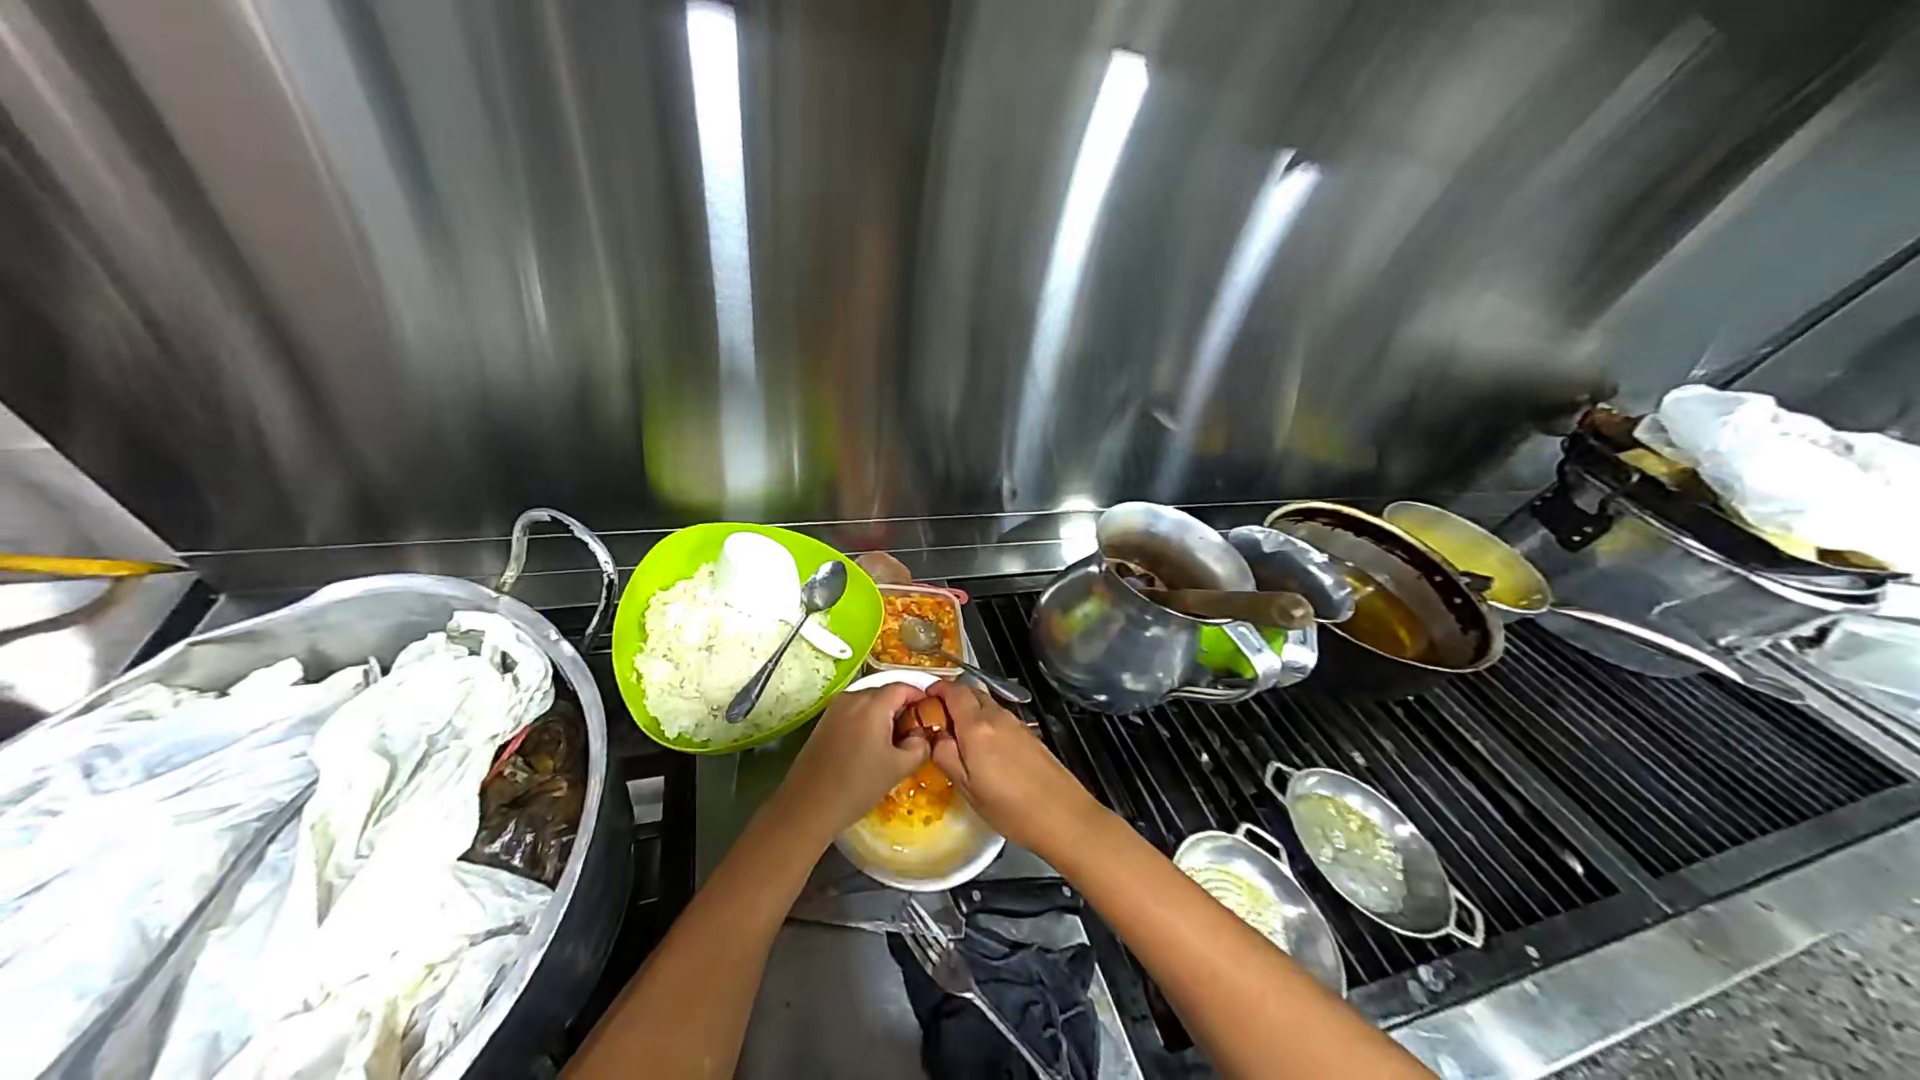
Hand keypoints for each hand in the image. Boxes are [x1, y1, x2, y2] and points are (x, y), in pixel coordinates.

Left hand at [775, 683, 931, 843]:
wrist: (808, 806)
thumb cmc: (858, 785)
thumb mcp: (899, 767)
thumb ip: (920, 745)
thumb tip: (921, 735)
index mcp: (873, 703)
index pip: (904, 687)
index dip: (921, 699)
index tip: (931, 716)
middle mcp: (852, 697)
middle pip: (886, 693)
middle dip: (903, 709)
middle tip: (915, 733)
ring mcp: (835, 708)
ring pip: (869, 704)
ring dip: (885, 716)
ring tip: (894, 743)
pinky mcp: (824, 722)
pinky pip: (854, 713)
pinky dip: (868, 722)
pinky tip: (871, 747)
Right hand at [925, 681, 1106, 858]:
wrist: (1063, 815)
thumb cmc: (1010, 807)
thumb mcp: (967, 787)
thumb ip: (945, 756)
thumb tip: (935, 736)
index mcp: (977, 726)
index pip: (954, 691)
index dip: (938, 688)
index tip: (924, 698)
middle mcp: (998, 717)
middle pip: (972, 693)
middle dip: (952, 699)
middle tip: (938, 719)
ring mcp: (1016, 724)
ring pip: (987, 705)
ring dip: (970, 712)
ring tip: (958, 737)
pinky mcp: (1029, 735)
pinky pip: (1000, 719)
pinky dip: (986, 723)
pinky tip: (984, 749)